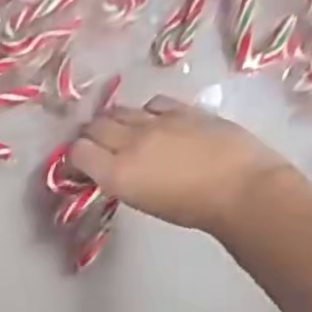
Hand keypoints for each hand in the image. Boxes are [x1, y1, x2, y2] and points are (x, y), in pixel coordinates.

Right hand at [67, 95, 311, 235]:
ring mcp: (158, 121)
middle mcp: (131, 142)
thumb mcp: (138, 200)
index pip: (78, 151)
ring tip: (122, 134)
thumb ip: (117, 179)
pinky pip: (152, 104)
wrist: (237, 188)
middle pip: (95, 125)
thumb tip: (105, 168)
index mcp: (116, 172)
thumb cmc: (186, 207)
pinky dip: (144, 113)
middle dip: (90, 136)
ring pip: (120, 111)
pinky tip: (153, 124)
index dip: (74, 157)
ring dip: (114, 121)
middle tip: (96, 148)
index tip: (79, 167)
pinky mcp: (183, 110)